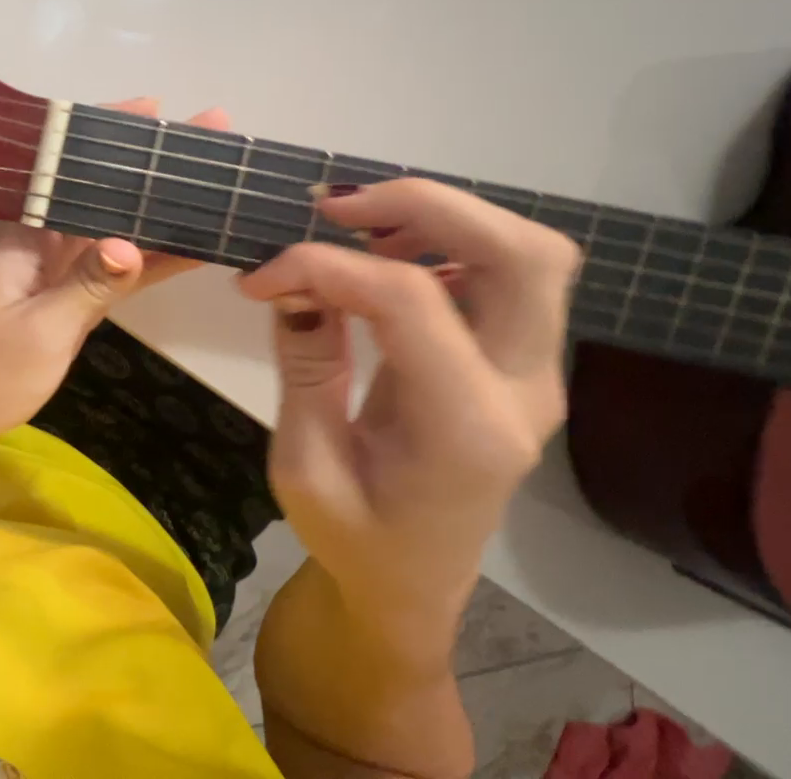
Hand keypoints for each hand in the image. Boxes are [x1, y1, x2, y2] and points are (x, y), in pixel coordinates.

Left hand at [0, 102, 227, 435]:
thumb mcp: (41, 328)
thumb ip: (88, 284)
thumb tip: (132, 243)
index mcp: (21, 232)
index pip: (65, 170)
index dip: (107, 138)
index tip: (154, 110)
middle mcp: (43, 237)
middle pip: (102, 189)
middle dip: (151, 162)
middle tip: (212, 129)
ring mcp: (64, 263)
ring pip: (120, 223)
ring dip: (164, 202)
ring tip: (219, 172)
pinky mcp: (81, 290)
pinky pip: (125, 265)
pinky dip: (160, 254)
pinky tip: (202, 238)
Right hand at [236, 179, 580, 619]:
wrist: (410, 584)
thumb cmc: (351, 537)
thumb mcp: (302, 463)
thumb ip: (305, 365)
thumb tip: (291, 284)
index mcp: (465, 428)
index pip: (409, 299)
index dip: (323, 266)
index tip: (257, 277)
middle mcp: (522, 391)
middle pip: (521, 254)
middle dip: (425, 205)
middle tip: (332, 206)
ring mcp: (533, 374)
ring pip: (528, 255)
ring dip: (444, 218)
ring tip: (357, 224)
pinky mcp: (517, 364)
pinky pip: (506, 277)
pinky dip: (447, 243)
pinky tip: (383, 254)